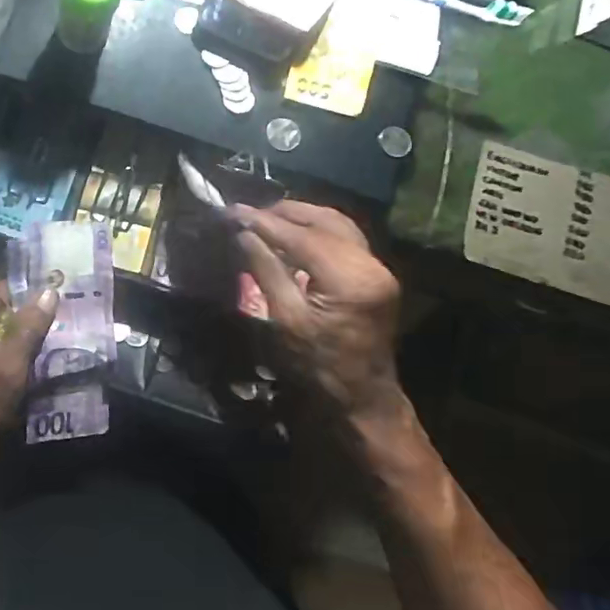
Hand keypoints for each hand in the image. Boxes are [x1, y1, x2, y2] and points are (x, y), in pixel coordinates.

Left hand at [0, 280, 57, 465]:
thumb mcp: (10, 366)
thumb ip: (29, 327)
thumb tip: (49, 292)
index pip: (1, 289)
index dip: (30, 290)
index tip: (58, 294)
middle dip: (28, 311)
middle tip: (60, 315)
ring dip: (19, 329)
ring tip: (50, 333)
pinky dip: (7, 344)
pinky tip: (28, 353)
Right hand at [230, 201, 401, 416]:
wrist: (362, 398)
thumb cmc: (318, 367)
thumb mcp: (285, 320)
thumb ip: (266, 270)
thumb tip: (243, 233)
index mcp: (351, 279)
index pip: (301, 237)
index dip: (264, 222)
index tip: (232, 211)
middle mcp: (371, 264)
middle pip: (322, 221)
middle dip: (281, 214)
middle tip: (245, 214)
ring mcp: (377, 267)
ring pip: (335, 223)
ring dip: (299, 217)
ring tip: (265, 219)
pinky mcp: (374, 273)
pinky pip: (344, 236)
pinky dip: (316, 228)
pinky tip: (292, 232)